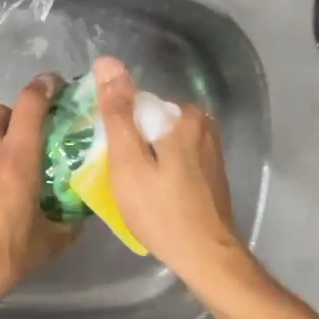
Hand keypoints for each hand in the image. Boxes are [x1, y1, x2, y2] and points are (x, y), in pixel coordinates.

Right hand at [92, 56, 241, 278]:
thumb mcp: (128, 162)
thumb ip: (117, 113)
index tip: (107, 159)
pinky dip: (161, 172)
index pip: (136, 105)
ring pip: (163, 142)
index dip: (116, 130)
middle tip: (118, 180)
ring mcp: (211, 149)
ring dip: (145, 160)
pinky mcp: (212, 171)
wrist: (205, 256)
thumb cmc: (161, 211)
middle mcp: (203, 124)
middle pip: (150, 123)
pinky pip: (176, 159)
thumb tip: (106, 62)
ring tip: (134, 191)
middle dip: (131, 144)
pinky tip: (154, 197)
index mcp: (184, 116)